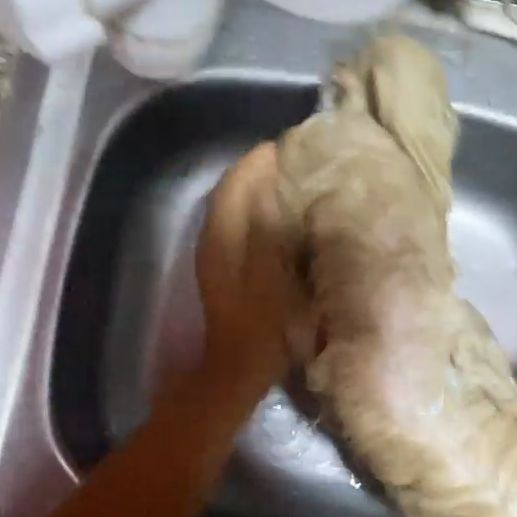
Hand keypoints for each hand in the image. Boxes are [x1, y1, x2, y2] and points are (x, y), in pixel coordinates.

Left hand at [195, 143, 302, 389]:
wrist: (237, 371)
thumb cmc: (261, 328)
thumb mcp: (271, 276)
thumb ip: (269, 229)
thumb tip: (272, 187)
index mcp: (223, 235)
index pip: (238, 181)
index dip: (262, 159)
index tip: (295, 145)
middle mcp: (214, 237)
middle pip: (235, 189)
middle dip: (264, 169)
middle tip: (302, 159)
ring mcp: (218, 254)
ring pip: (238, 206)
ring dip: (263, 189)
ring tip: (298, 180)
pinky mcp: (227, 270)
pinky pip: (243, 225)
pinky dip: (262, 211)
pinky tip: (287, 216)